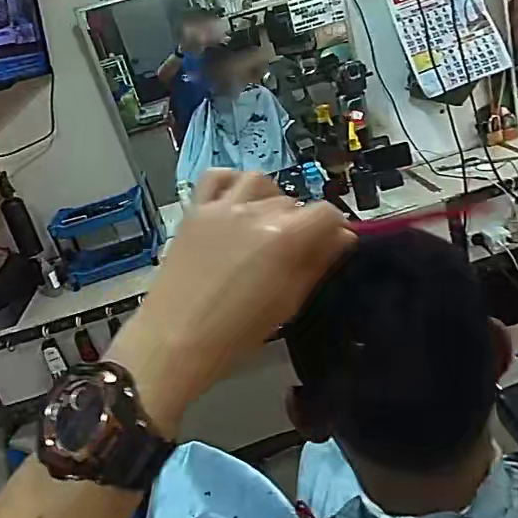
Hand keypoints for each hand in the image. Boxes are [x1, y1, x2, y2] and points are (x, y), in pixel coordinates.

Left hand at [106, 171, 352, 430]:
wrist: (174, 340)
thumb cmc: (237, 332)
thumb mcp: (289, 302)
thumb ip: (318, 263)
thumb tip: (342, 237)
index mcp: (284, 237)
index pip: (326, 213)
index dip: (336, 227)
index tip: (333, 243)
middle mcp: (256, 212)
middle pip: (294, 201)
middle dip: (302, 222)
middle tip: (296, 250)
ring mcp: (222, 207)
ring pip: (260, 181)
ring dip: (271, 198)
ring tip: (267, 222)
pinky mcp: (195, 210)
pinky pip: (216, 177)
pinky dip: (232, 182)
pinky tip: (236, 201)